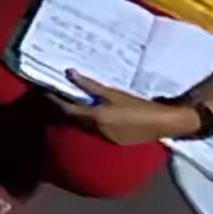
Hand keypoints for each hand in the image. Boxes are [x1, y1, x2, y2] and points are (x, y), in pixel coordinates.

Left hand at [59, 72, 203, 143]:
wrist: (167, 123)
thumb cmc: (138, 106)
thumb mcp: (112, 93)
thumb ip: (88, 85)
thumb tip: (68, 73)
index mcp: (94, 117)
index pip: (65, 108)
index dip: (54, 99)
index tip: (45, 90)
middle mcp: (96, 129)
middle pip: (71, 118)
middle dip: (62, 107)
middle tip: (56, 95)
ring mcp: (105, 137)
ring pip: (81, 125)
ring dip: (74, 115)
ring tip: (69, 103)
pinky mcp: (115, 140)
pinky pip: (94, 130)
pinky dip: (87, 121)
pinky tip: (87, 114)